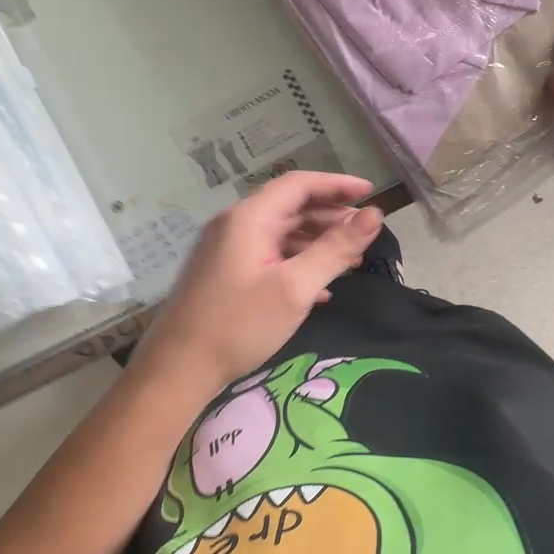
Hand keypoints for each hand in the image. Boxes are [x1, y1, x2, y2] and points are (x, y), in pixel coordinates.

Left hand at [133, 172, 381, 391]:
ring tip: (352, 261)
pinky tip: (322, 289)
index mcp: (249, 218)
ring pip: (281, 233)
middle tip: (367, 233)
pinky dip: (299, 263)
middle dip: (332, 216)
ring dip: (318, 242)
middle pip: (290, 207)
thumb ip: (335, 249)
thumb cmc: (239, 325)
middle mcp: (235, 225)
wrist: (179, 368)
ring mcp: (227, 250)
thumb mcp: (295, 288)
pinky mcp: (225, 274)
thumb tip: (375, 215)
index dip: (337, 185)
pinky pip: (269, 256)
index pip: (299, 184)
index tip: (372, 193)